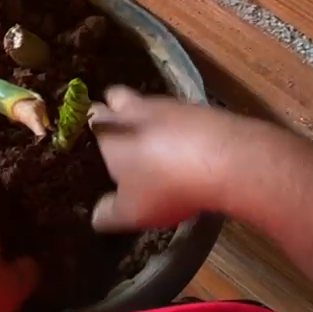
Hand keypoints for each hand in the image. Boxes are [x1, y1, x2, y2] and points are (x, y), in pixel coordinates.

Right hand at [89, 87, 280, 231]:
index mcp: (111, 132)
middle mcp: (136, 111)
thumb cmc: (164, 185)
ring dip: (151, 118)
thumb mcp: (130, 212)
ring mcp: (170, 105)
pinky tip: (187, 148)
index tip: (91, 138)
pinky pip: (181, 114)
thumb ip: (109, 213)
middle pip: (117, 96)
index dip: (89, 124)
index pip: (90, 116)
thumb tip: (96, 215)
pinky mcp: (200, 108)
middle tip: (121, 131)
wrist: (223, 159)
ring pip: (151, 104)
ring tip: (157, 144)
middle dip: (115, 107)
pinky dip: (180, 127)